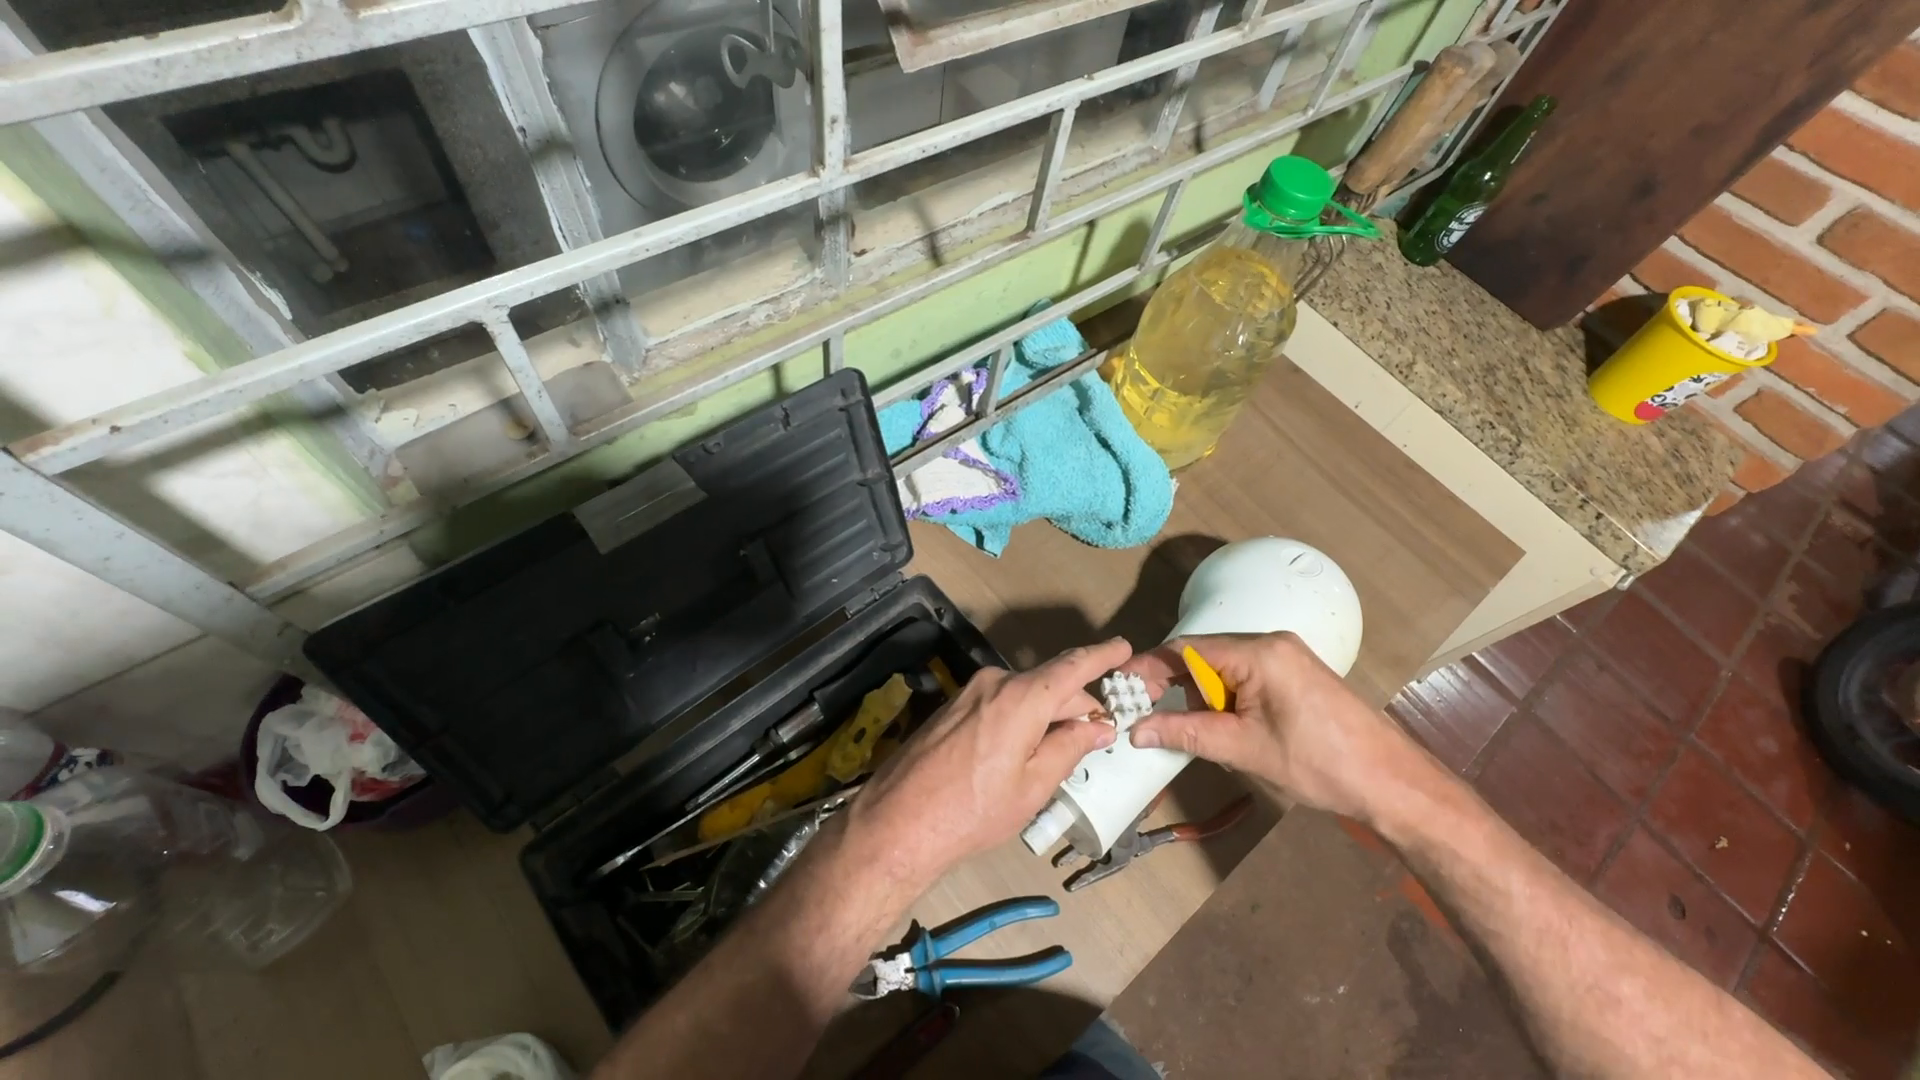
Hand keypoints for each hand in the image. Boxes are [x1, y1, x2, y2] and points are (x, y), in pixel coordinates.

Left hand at [846, 639, 1126, 886]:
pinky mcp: (952, 707)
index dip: (1103, 655)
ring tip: (1062, 749)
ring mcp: (969, 693)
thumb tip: (1098, 727)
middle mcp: (995, 683)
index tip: (1125, 647)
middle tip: (1099, 734)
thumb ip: (1070, 748)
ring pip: (1024, 694)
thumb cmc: (973, 811)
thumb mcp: (1033, 786)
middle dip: (1078, 705)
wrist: (898, 822)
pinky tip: (1024, 750)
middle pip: (1049, 684)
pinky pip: (1000, 703)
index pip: (1073, 666)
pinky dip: (1021, 718)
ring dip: (1047, 714)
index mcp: (1021, 697)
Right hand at [1121, 633, 1419, 820]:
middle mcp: (1271, 643)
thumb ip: (1186, 733)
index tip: (1122, 688)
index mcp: (1259, 653)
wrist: (1390, 782)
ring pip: (1224, 667)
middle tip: (1146, 713)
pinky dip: (1224, 697)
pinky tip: (1218, 724)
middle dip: (1173, 683)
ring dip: (1200, 694)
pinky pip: (1246, 675)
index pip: (1186, 649)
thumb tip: (1136, 731)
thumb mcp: (1244, 748)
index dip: (1150, 668)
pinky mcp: (1296, 674)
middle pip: (1204, 654)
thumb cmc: (1318, 764)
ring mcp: (1287, 657)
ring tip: (1183, 727)